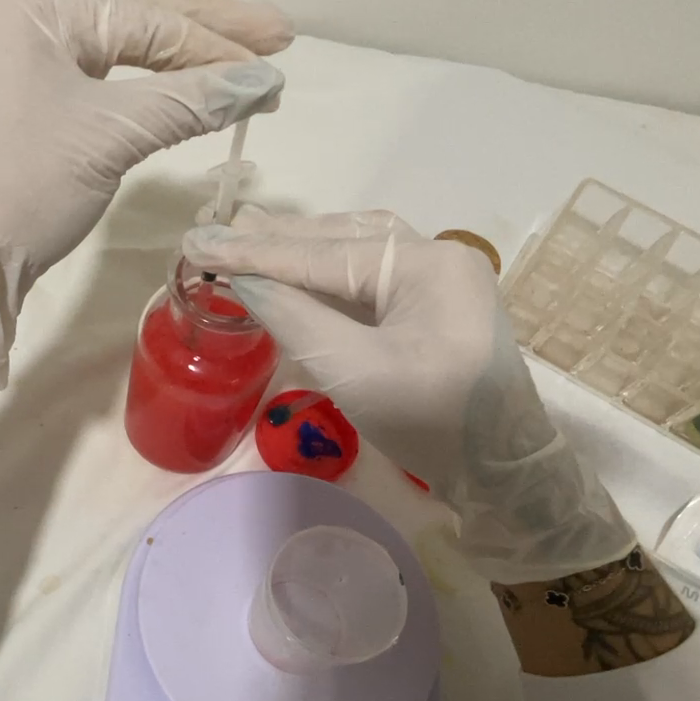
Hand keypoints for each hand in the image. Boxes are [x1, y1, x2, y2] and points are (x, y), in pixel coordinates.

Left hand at [0, 0, 293, 388]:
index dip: (216, 40)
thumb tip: (261, 81)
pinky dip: (142, 100)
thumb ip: (187, 102)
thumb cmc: (23, 187)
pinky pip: (96, 98)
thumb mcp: (109, 136)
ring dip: (178, 69)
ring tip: (237, 64)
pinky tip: (176, 97)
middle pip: (132, 25)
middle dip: (206, 36)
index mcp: (34, 12)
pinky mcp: (22, 125)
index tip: (278, 54)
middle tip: (276, 36)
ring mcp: (18, 79)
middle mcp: (22, 31)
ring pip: (115, 64)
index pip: (145, 16)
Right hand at [184, 209, 634, 583]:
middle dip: (277, 238)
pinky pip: (368, 279)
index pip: (323, 253)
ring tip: (249, 235)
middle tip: (218, 228)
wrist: (500, 472)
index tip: (199, 241)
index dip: (256, 251)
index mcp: (427, 264)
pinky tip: (295, 267)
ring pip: (355, 253)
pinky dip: (324, 273)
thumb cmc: (429, 421)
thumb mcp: (354, 371)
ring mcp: (438, 283)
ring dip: (300, 248)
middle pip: (341, 238)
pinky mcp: (432, 310)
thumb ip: (295, 318)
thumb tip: (243, 282)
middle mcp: (436, 258)